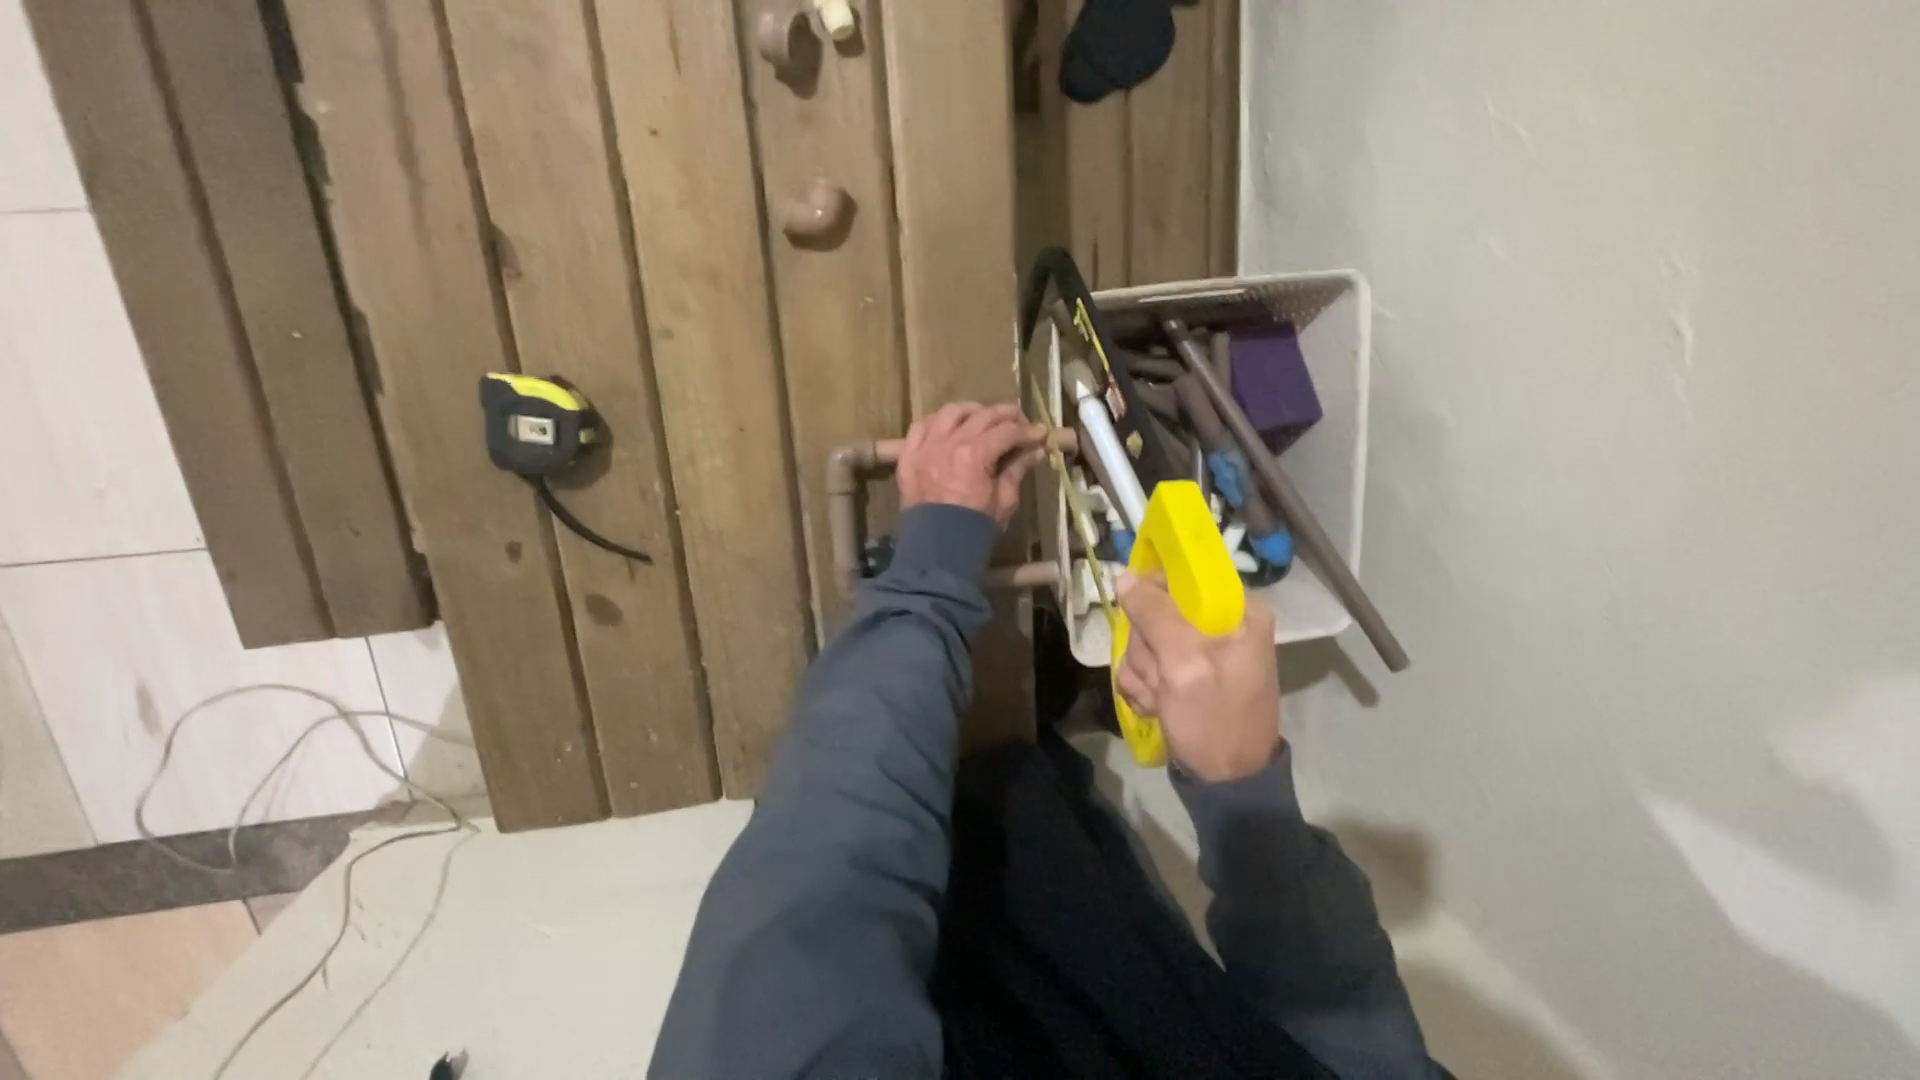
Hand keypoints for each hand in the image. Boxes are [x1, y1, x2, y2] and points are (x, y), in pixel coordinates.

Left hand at [897, 402, 1044, 526]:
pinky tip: (949, 427)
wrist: (936, 549)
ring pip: (950, 412)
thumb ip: (1018, 469)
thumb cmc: (975, 527)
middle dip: (1005, 415)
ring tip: (982, 417)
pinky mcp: (908, 455)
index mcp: (975, 454)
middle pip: (982, 415)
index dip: (1027, 431)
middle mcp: (949, 443)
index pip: (1007, 431)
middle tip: (1018, 421)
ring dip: (971, 411)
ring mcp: (925, 447)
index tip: (1039, 433)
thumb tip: (1037, 451)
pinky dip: (937, 422)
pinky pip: (921, 426)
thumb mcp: (1004, 500)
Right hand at [1115, 573, 1281, 782]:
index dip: (1154, 600)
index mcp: (1237, 610)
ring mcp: (1198, 650)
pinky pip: (1143, 665)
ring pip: (1143, 640)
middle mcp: (1220, 623)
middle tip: (1164, 679)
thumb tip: (1124, 576)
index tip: (1151, 632)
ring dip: (1144, 674)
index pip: (1181, 576)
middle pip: (1154, 610)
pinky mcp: (1182, 673)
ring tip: (1165, 699)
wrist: (1227, 782)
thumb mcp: (1185, 665)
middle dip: (1148, 649)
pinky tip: (1160, 706)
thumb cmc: (1215, 720)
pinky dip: (1145, 688)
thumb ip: (1155, 615)